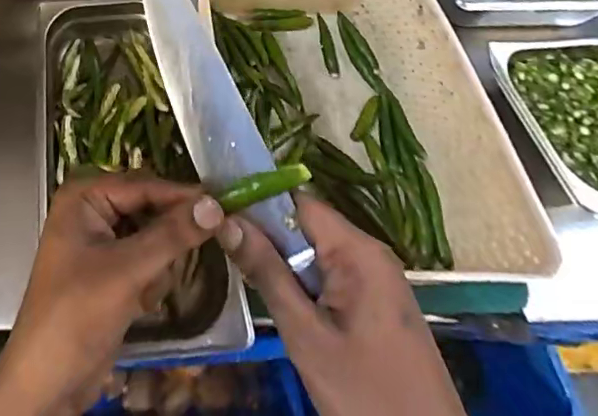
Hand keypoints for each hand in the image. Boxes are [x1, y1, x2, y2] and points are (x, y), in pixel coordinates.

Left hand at [0, 174, 223, 414]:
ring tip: (147, 292)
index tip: (223, 203)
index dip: (182, 195)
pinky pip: (145, 260)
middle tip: (192, 254)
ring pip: (152, 236)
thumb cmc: (77, 315)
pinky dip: (150, 280)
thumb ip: (172, 235)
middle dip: (166, 239)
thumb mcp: (128, 271)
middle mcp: (90, 210)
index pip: (144, 184)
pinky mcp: (108, 270)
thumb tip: (214, 205)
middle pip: (149, 208)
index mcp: (84, 196)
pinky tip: (142, 303)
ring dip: (158, 265)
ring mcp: (99, 240)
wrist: (48, 382)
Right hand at [218, 193, 462, 415]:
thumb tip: (226, 221)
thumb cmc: (365, 394)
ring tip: (245, 272)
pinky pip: (332, 272)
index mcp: (358, 250)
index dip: (258, 203)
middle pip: (307, 224)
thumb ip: (267, 273)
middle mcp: (370, 251)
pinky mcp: (377, 301)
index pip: (298, 202)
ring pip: (317, 250)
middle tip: (226, 249)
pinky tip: (282, 299)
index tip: (219, 212)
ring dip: (283, 260)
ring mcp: (378, 276)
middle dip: (267, 235)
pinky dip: (304, 280)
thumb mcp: (306, 335)